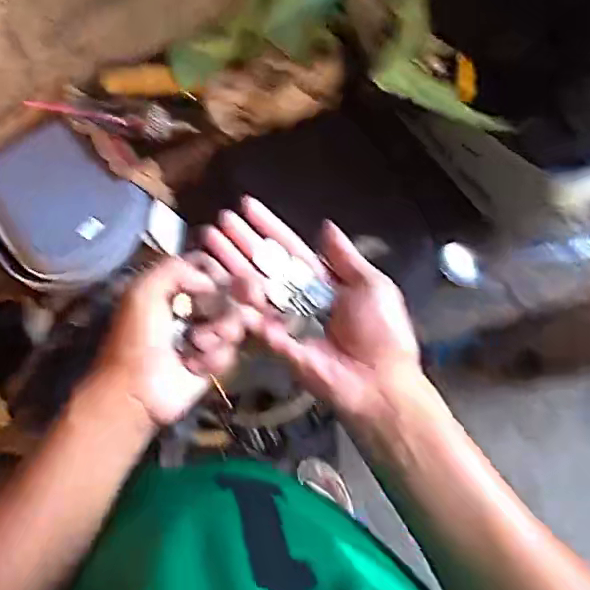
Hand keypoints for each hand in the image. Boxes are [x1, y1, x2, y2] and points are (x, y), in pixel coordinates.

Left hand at [85, 256, 247, 428]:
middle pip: (228, 294)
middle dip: (231, 305)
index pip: (206, 267)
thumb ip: (175, 269)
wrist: (135, 390)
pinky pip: (229, 351)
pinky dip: (213, 358)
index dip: (222, 272)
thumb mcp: (143, 292)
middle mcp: (188, 305)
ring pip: (234, 322)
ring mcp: (202, 333)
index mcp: (169, 285)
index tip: (236, 282)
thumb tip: (211, 279)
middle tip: (238, 309)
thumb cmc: (136, 338)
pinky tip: (194, 365)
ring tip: (197, 344)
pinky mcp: (211, 361)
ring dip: (219, 333)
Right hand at [199, 197, 424, 424]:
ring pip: (250, 285)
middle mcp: (296, 296)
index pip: (287, 247)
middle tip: (218, 221)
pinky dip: (236, 303)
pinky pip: (251, 320)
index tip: (246, 206)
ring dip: (228, 263)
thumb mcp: (372, 287)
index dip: (267, 226)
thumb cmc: (382, 334)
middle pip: (262, 262)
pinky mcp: (272, 341)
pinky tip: (217, 282)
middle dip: (240, 240)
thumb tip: (326, 226)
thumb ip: (346, 258)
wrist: (379, 382)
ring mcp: (281, 318)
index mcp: (320, 280)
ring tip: (207, 242)